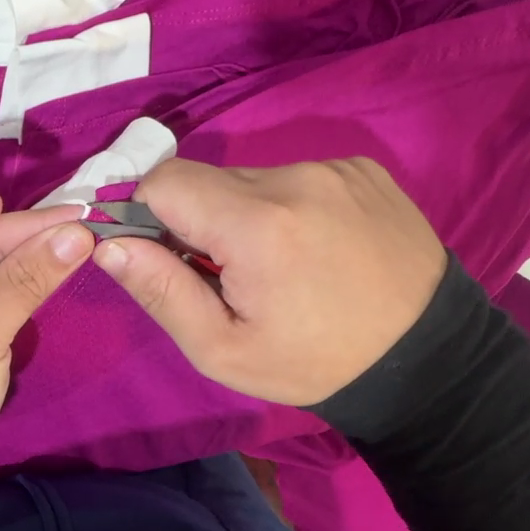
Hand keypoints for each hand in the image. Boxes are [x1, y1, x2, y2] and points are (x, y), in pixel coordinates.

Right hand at [92, 157, 446, 406]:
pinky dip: (277, 211)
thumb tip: (108, 244)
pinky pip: (290, 180)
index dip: (143, 215)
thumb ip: (160, 290)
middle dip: (191, 223)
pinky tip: (303, 252)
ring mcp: (335, 168)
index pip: (163, 182)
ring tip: (267, 270)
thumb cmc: (308, 363)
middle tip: (214, 278)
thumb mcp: (218, 348)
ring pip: (247, 180)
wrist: (421, 356)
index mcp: (256, 224)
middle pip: (205, 181)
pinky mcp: (361, 170)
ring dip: (235, 218)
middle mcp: (295, 178)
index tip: (153, 257)